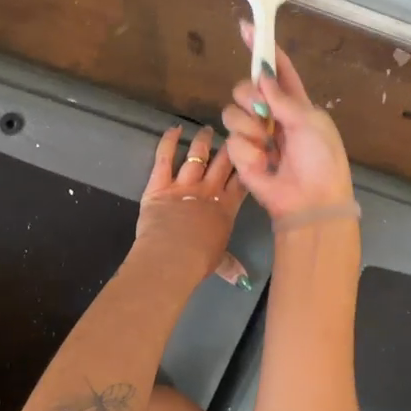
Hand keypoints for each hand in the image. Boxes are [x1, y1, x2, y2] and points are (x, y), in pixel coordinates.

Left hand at [134, 125, 242, 281]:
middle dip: (229, 148)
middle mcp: (208, 191)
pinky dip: (168, 142)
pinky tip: (173, 129)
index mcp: (226, 209)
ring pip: (197, 156)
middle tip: (233, 134)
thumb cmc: (198, 261)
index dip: (246, 166)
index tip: (251, 153)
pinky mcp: (159, 184)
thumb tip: (244, 281)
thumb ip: (230, 266)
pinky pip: (164, 158)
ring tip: (207, 130)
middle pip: (223, 163)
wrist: (172, 257)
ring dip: (203, 142)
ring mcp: (184, 185)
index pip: (241, 181)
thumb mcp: (218, 262)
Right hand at [219, 21, 353, 219]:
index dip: (262, 48)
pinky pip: (232, 140)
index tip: (247, 26)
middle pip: (245, 88)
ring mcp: (254, 135)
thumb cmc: (321, 160)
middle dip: (251, 97)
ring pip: (232, 113)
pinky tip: (263, 164)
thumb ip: (283, 98)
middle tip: (266, 114)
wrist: (310, 199)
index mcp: (294, 101)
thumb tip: (262, 76)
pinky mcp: (241, 155)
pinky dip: (248, 151)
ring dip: (250, 128)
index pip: (276, 69)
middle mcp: (271, 114)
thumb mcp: (310, 122)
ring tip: (268, 146)